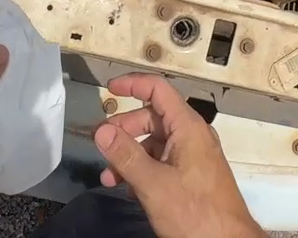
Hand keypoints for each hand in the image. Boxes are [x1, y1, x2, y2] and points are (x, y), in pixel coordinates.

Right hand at [93, 74, 264, 237]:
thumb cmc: (196, 212)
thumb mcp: (154, 184)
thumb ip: (127, 156)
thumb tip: (102, 130)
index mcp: (188, 126)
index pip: (158, 89)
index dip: (133, 84)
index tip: (110, 88)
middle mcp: (192, 134)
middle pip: (153, 117)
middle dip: (125, 129)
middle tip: (102, 144)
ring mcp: (194, 155)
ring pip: (156, 142)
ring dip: (131, 155)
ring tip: (109, 176)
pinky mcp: (192, 175)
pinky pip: (163, 161)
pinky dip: (143, 169)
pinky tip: (128, 187)